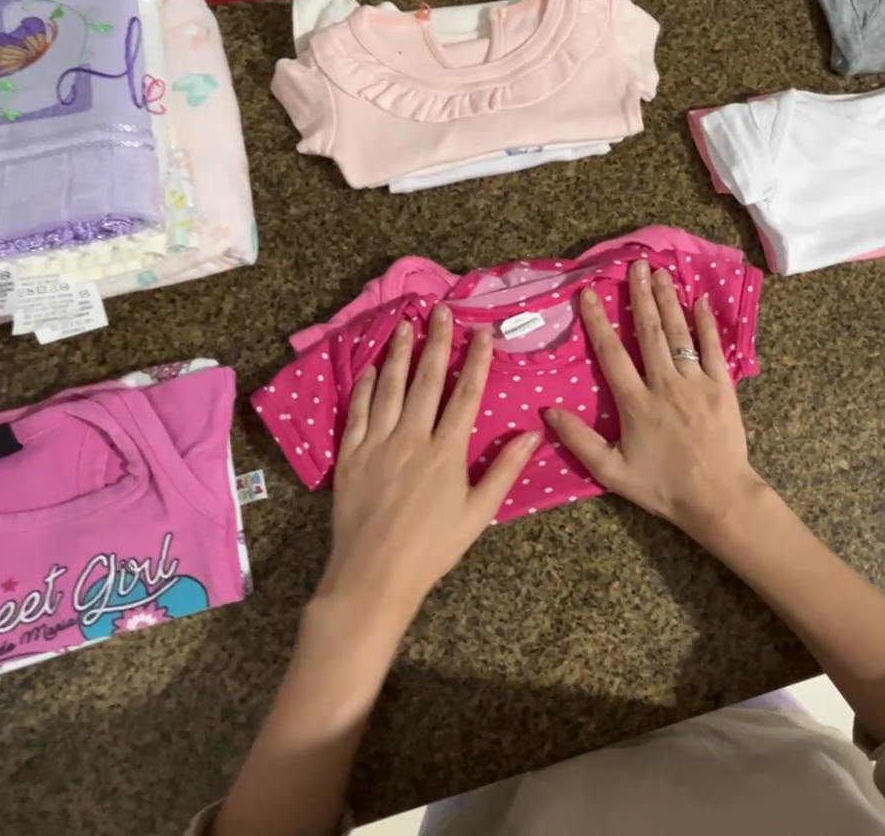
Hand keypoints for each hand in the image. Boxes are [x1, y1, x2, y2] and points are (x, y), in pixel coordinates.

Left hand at [318, 305, 539, 611]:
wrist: (374, 575)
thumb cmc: (433, 546)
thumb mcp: (478, 512)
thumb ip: (505, 469)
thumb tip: (533, 433)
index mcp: (446, 451)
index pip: (465, 395)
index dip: (476, 361)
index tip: (481, 333)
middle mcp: (412, 439)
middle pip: (428, 381)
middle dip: (437, 343)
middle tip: (442, 311)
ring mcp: (377, 445)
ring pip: (391, 389)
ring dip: (401, 354)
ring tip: (407, 325)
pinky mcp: (351, 457)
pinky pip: (358, 412)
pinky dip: (366, 387)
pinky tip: (373, 368)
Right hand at [544, 261, 768, 543]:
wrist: (717, 497)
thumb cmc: (662, 487)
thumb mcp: (612, 472)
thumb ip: (579, 441)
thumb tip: (548, 412)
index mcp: (636, 402)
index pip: (611, 353)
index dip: (597, 321)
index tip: (588, 293)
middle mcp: (665, 384)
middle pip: (648, 332)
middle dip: (639, 296)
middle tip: (635, 266)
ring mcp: (697, 382)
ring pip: (679, 333)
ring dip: (668, 301)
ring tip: (660, 273)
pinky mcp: (723, 387)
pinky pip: (713, 348)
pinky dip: (706, 323)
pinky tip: (700, 301)